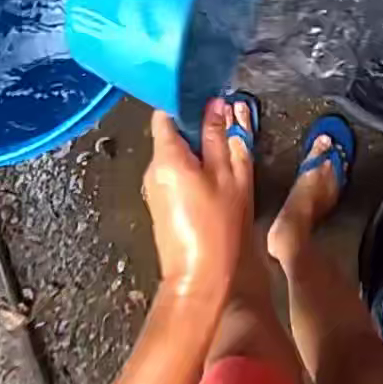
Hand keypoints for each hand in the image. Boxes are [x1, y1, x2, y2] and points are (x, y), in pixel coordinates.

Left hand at [143, 100, 252, 303]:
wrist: (199, 282)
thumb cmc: (218, 230)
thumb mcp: (230, 177)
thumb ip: (221, 137)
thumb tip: (217, 106)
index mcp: (166, 157)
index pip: (166, 113)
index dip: (187, 103)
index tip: (210, 101)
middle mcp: (152, 169)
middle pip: (171, 133)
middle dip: (198, 129)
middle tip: (227, 132)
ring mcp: (153, 187)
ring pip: (175, 154)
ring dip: (198, 151)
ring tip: (225, 160)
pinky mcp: (160, 203)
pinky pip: (174, 173)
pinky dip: (192, 170)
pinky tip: (214, 182)